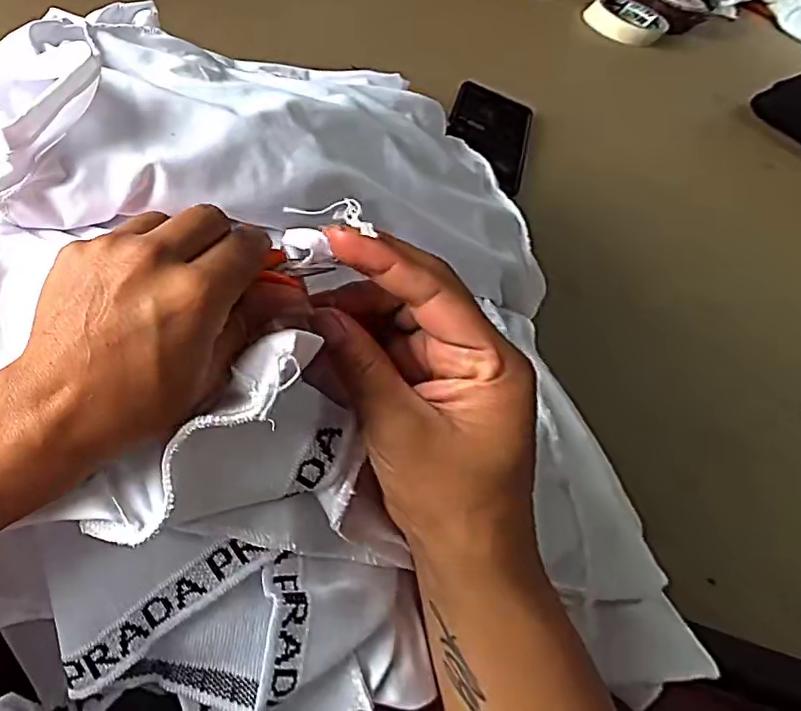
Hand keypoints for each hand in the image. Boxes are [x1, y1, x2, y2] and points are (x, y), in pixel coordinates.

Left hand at [2, 205, 306, 468]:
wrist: (56, 407)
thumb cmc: (133, 405)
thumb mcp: (205, 373)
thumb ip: (248, 322)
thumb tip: (283, 295)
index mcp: (194, 293)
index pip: (247, 243)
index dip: (256, 255)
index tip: (251, 267)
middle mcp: (154, 259)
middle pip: (210, 216)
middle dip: (220, 239)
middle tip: (212, 270)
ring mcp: (112, 249)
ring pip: (165, 219)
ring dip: (176, 241)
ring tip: (164, 278)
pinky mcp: (80, 250)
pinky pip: (123, 233)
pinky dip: (135, 251)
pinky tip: (127, 285)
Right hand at [310, 227, 538, 565]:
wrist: (467, 562)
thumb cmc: (451, 504)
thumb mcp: (399, 429)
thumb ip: (360, 364)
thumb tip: (323, 316)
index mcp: (490, 359)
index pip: (434, 288)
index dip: (383, 258)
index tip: (338, 238)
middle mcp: (474, 351)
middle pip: (415, 295)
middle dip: (361, 284)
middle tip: (311, 276)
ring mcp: (449, 364)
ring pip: (396, 316)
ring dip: (353, 314)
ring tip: (311, 317)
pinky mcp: (427, 380)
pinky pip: (388, 344)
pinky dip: (356, 341)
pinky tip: (326, 340)